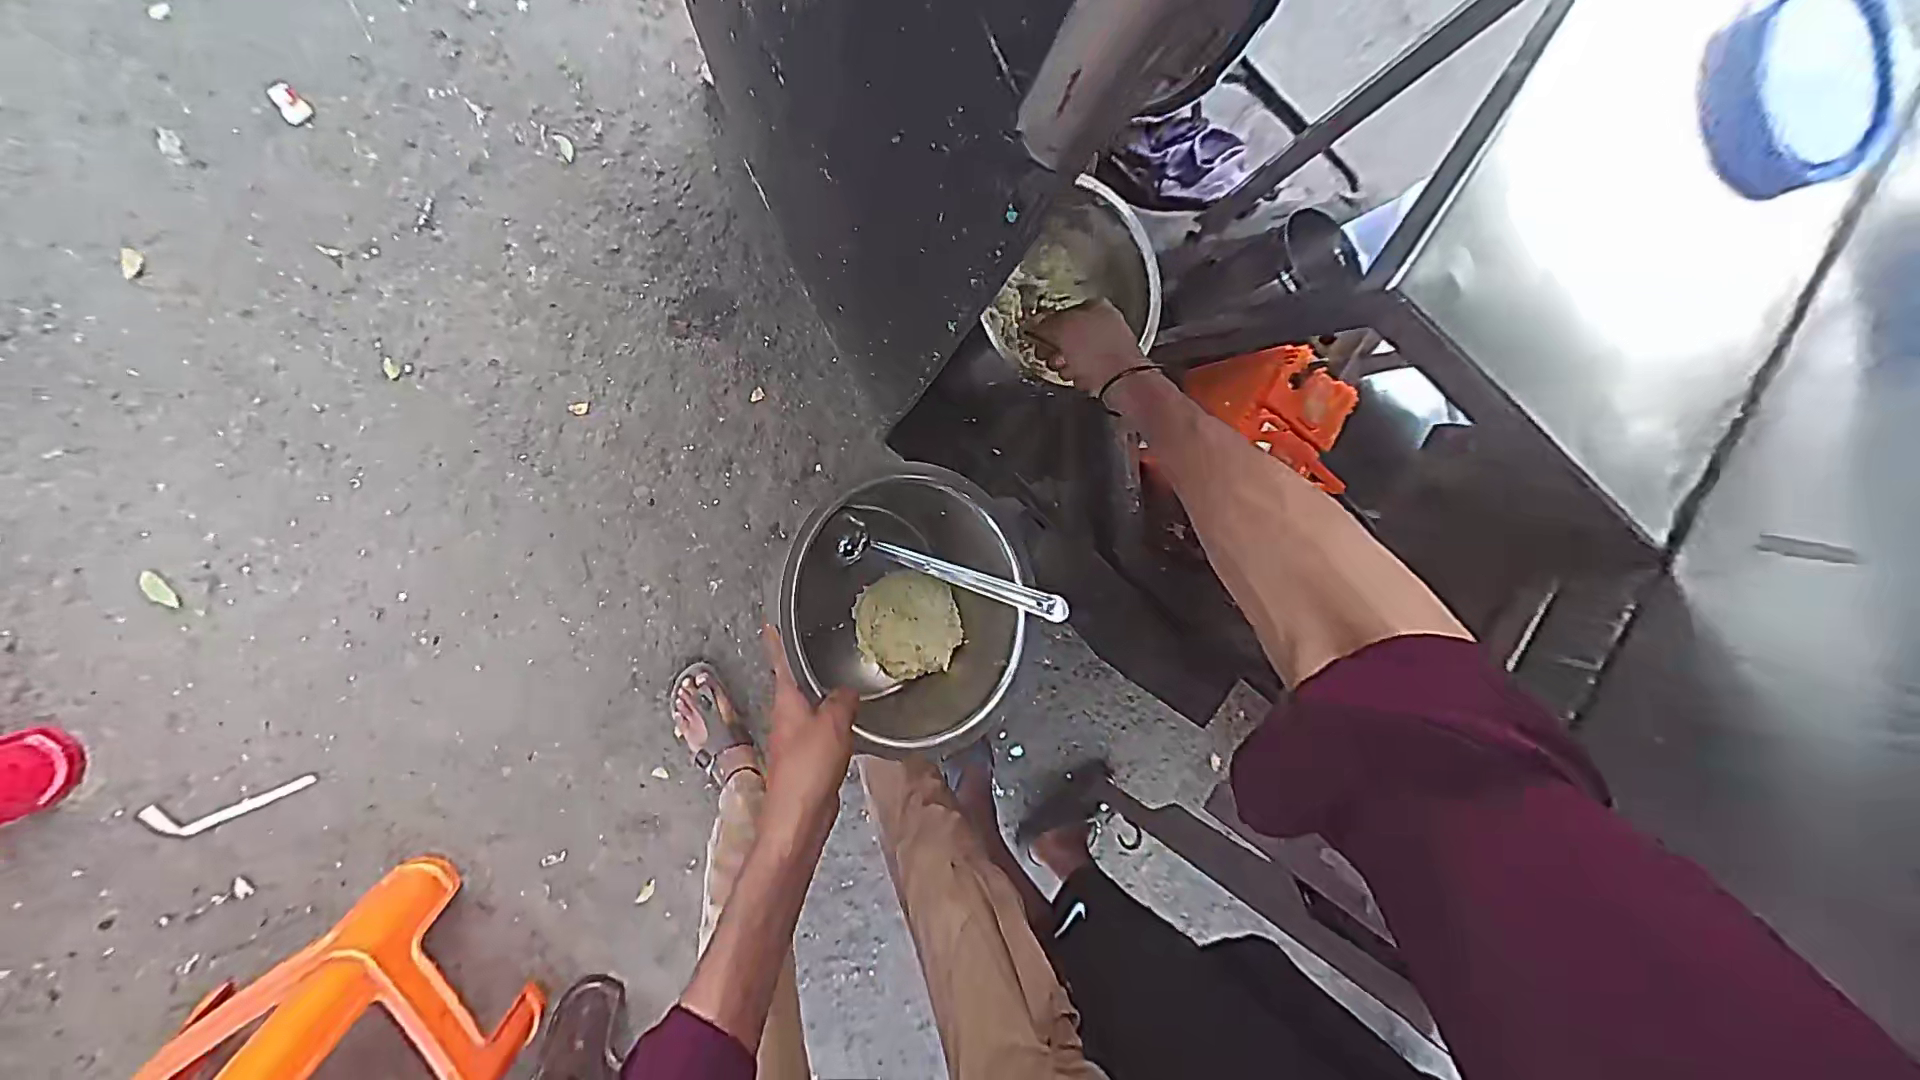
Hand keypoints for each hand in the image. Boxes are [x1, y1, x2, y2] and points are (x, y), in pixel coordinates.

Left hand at [760, 624, 857, 815]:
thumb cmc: (809, 767)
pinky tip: (847, 720)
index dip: (775, 643)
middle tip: (814, 647)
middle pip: (794, 686)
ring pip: (809, 708)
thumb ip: (842, 700)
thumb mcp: (833, 723)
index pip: (779, 664)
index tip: (769, 625)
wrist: (799, 817)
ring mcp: (795, 739)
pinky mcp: (807, 758)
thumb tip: (847, 691)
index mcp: (786, 703)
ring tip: (838, 680)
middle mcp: (786, 718)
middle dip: (803, 668)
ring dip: (821, 695)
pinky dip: (832, 720)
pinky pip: (821, 730)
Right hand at [1031, 299, 1148, 394]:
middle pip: (1067, 336)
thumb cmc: (1096, 350)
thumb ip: (1043, 325)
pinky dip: (1079, 376)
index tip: (1037, 338)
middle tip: (1050, 356)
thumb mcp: (1061, 330)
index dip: (1046, 327)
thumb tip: (1032, 325)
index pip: (1062, 312)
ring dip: (1065, 364)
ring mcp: (1110, 347)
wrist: (1121, 381)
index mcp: (1096, 305)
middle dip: (1055, 349)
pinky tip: (1079, 378)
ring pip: (1075, 356)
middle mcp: (1106, 323)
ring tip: (1066, 368)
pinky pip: (1085, 371)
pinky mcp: (1110, 369)